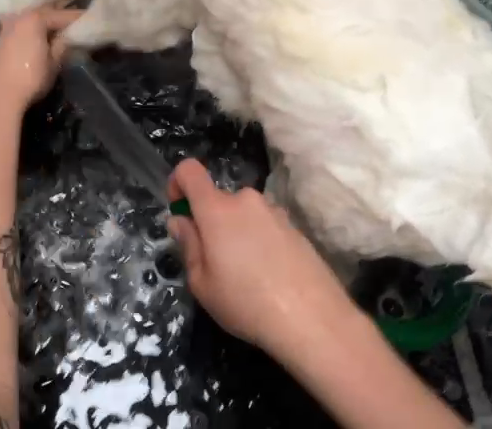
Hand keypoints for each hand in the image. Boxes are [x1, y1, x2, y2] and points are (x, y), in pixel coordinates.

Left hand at [0, 8, 82, 110]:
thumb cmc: (30, 79)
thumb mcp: (54, 63)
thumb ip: (63, 45)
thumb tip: (68, 37)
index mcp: (35, 18)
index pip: (63, 15)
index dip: (78, 19)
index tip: (91, 22)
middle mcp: (19, 17)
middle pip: (45, 14)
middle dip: (60, 20)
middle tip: (77, 27)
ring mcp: (7, 27)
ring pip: (32, 21)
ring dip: (45, 26)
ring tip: (60, 34)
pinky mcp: (0, 39)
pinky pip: (22, 29)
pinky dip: (33, 32)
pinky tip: (40, 41)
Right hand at [166, 159, 360, 361]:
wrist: (314, 320)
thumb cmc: (247, 303)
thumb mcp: (202, 284)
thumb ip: (188, 245)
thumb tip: (181, 220)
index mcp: (217, 209)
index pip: (189, 171)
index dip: (177, 183)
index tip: (179, 212)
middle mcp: (246, 201)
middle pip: (218, 200)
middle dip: (210, 223)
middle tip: (214, 263)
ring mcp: (274, 212)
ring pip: (243, 215)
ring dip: (236, 234)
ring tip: (245, 276)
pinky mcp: (295, 228)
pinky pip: (265, 227)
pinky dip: (260, 243)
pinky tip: (269, 278)